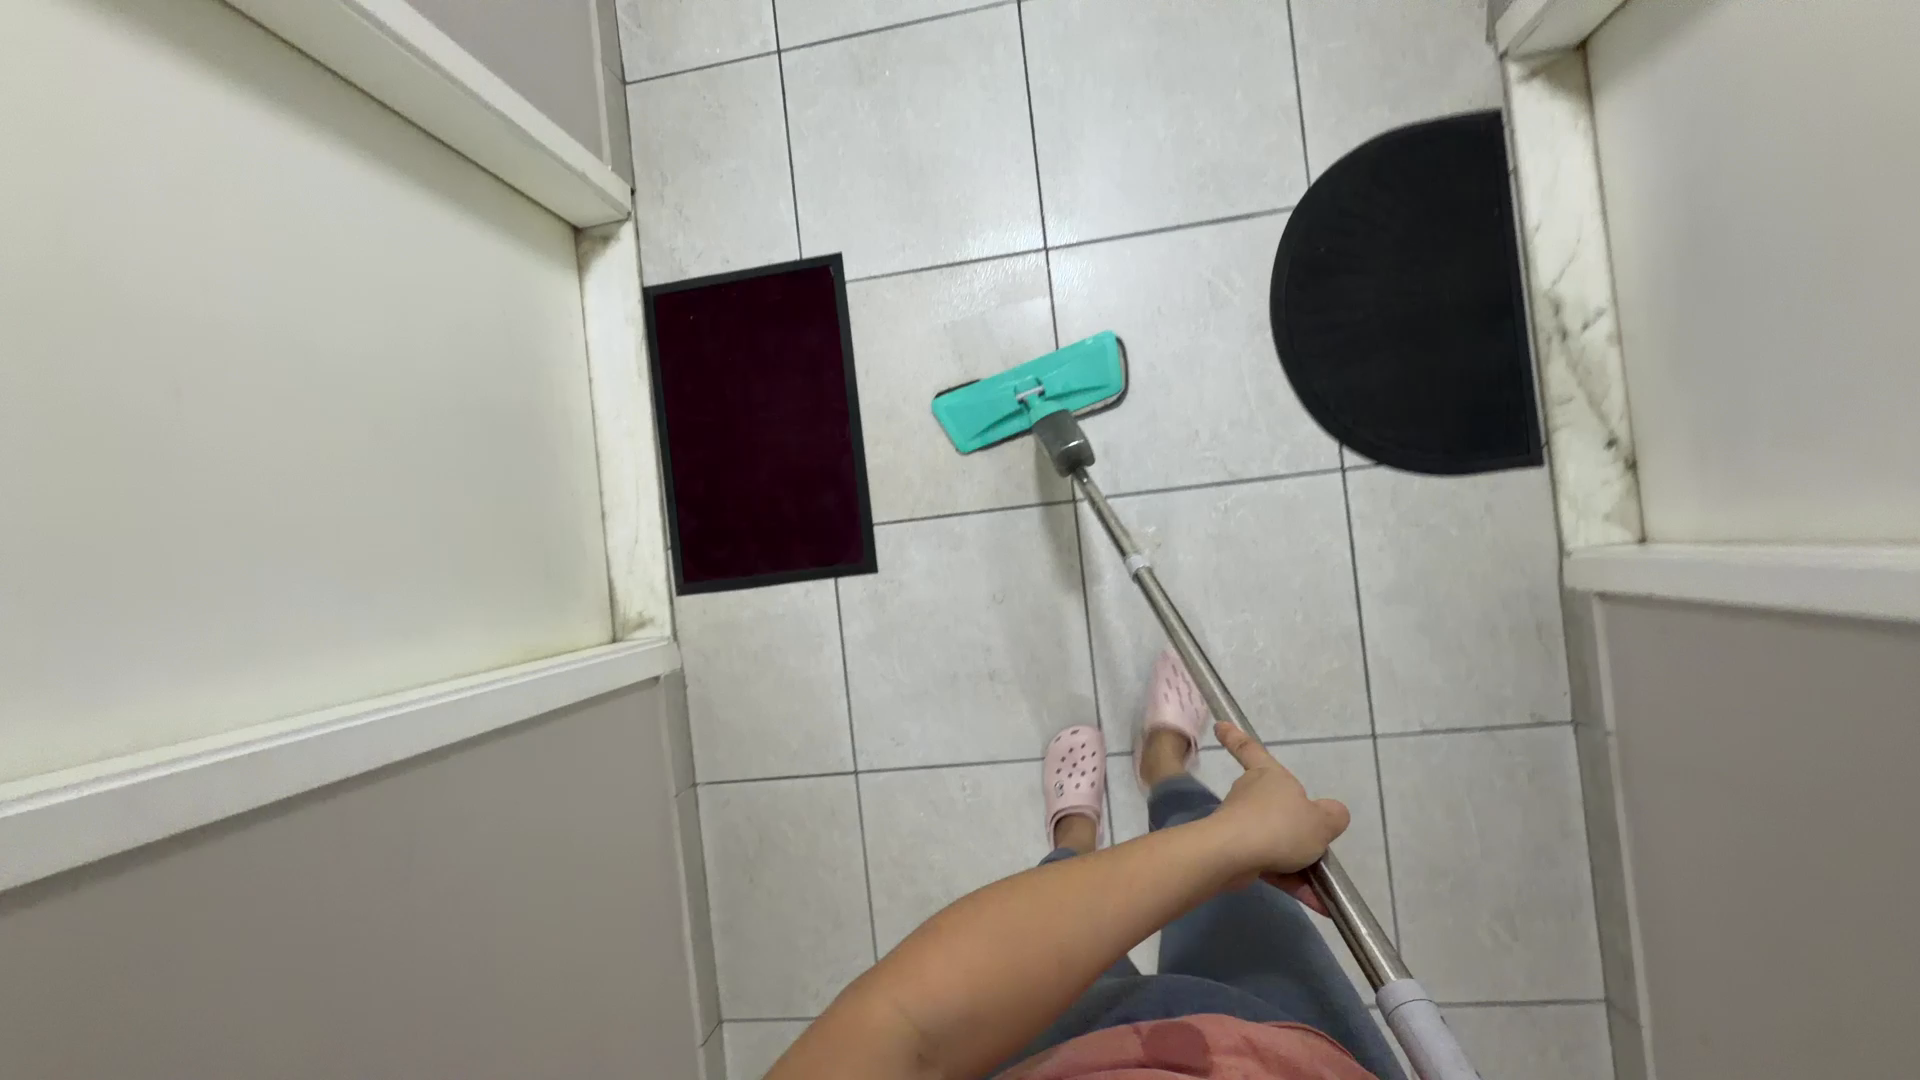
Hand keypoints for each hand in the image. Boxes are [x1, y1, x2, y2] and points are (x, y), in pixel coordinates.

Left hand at [1206, 721, 1350, 915]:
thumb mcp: (1322, 820)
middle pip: (1276, 808)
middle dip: (1294, 828)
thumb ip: (1332, 816)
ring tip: (1324, 888)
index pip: (1250, 749)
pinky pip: (1272, 866)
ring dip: (1301, 864)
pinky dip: (1294, 883)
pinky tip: (1320, 905)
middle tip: (1315, 848)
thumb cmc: (1279, 825)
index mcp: (1268, 776)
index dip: (1236, 737)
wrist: (1235, 855)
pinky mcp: (1238, 853)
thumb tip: (1331, 814)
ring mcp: (1242, 824)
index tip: (1220, 725)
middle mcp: (1251, 795)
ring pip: (1277, 842)